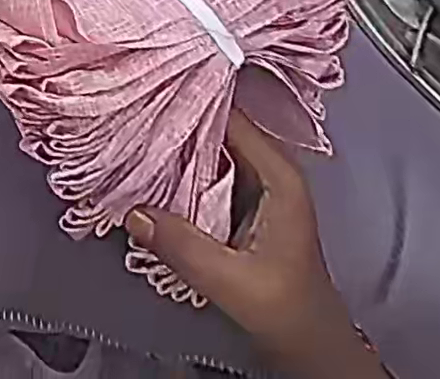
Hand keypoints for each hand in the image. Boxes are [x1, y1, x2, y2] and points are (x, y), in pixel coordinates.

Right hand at [126, 113, 379, 377]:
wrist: (308, 345)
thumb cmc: (284, 310)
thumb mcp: (233, 283)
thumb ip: (185, 247)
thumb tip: (131, 212)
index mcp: (278, 173)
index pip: (231, 115)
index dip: (191, 100)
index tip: (150, 93)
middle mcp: (268, 164)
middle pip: (217, 121)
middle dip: (177, 113)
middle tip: (133, 107)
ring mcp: (254, 176)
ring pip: (208, 139)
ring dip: (175, 134)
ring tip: (133, 123)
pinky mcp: (239, 190)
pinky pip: (204, 159)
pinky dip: (178, 155)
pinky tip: (148, 155)